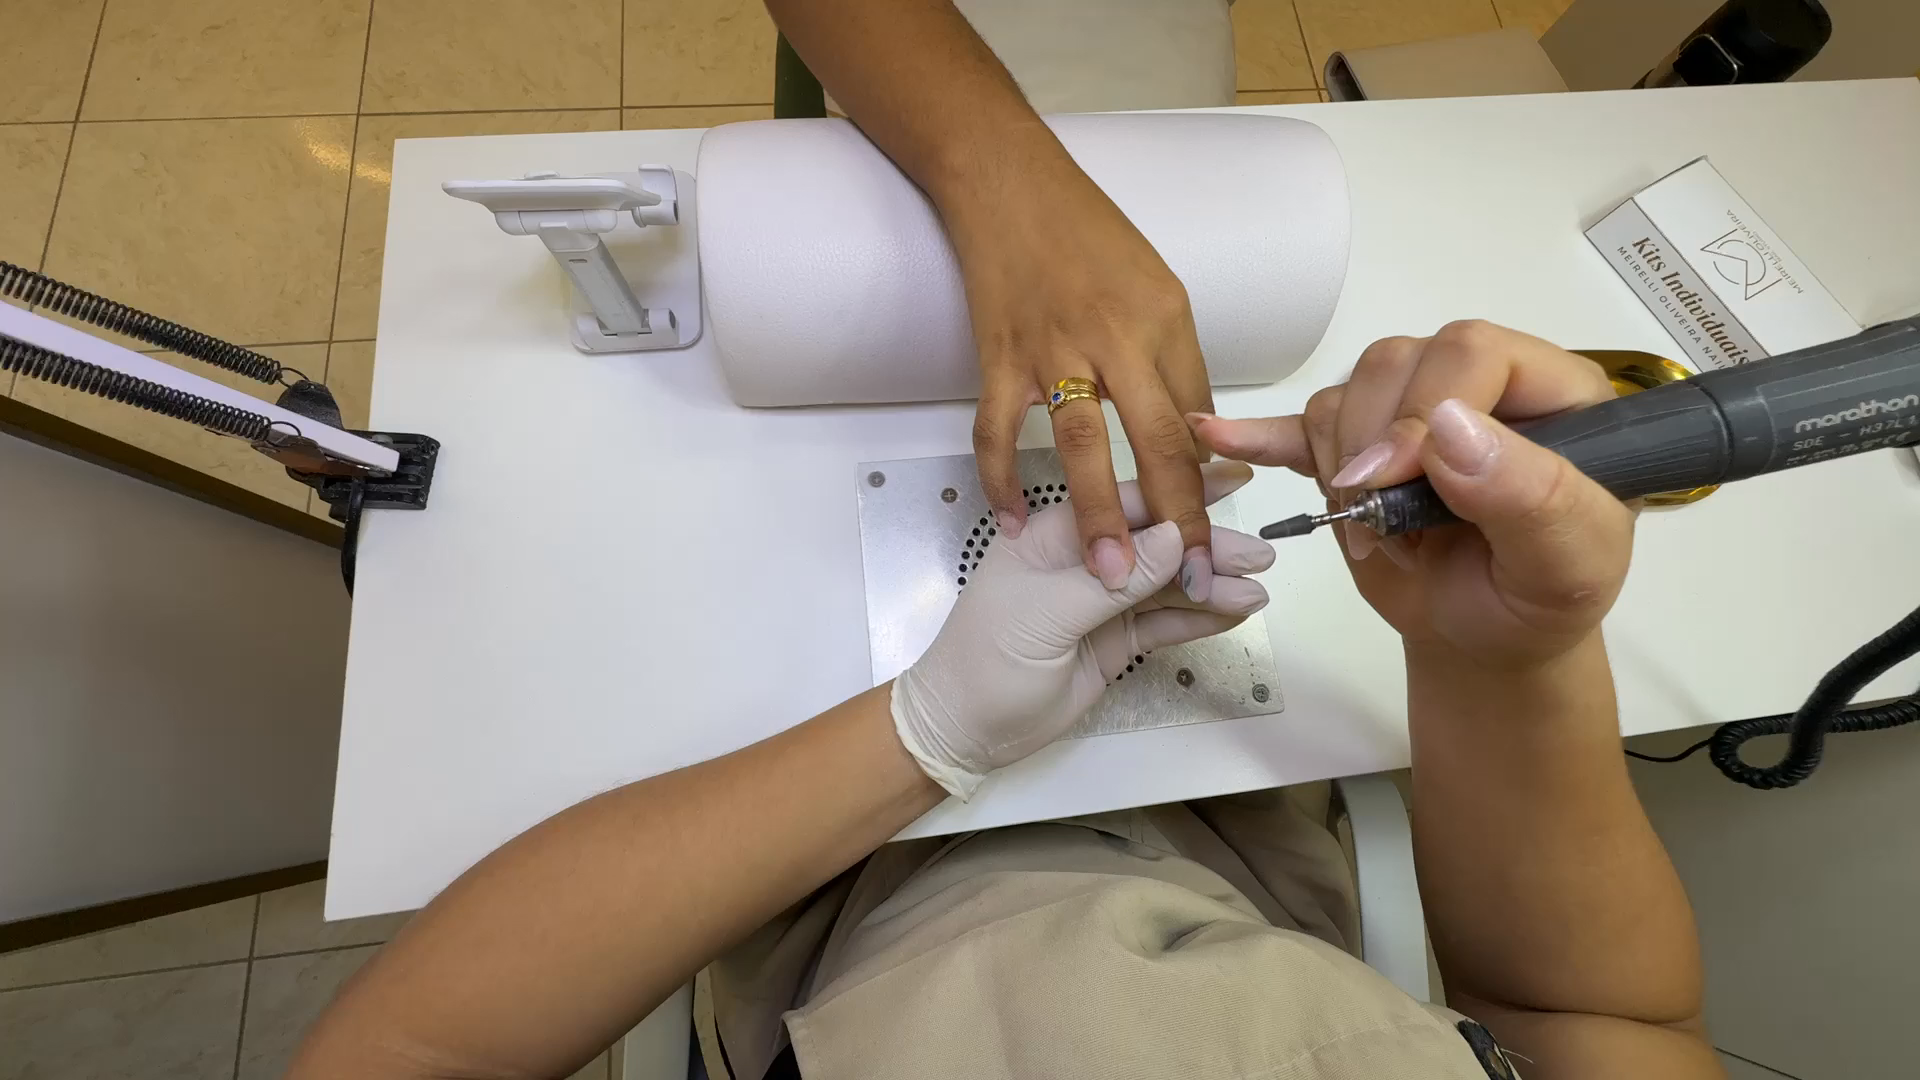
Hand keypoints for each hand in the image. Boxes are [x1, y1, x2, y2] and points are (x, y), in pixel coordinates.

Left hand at [893, 461, 1268, 797]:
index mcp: (1054, 536)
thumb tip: (1178, 535)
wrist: (965, 729)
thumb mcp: (1046, 614)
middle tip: (1261, 555)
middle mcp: (1083, 561)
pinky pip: (1161, 624)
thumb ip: (1114, 581)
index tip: (1233, 481)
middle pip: (1153, 545)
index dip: (1176, 493)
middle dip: (1204, 547)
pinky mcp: (1113, 641)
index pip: (1122, 504)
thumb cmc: (989, 659)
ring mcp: (1100, 602)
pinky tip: (1233, 613)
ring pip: (1163, 586)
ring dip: (1209, 586)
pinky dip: (1196, 619)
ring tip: (1259, 590)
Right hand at [937, 146, 1216, 603]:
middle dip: (1177, 519)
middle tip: (1189, 582)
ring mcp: (1051, 352)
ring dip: (1096, 514)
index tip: (1215, 540)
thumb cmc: (1090, 233)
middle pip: (1156, 441)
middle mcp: (1115, 340)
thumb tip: (1191, 433)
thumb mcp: (1158, 287)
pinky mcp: (998, 359)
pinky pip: (995, 431)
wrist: (1008, 184)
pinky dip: (999, 480)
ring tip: (1109, 575)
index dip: (1209, 486)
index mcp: (1164, 321)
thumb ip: (1176, 362)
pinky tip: (1010, 523)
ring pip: (1081, 445)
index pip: (1197, 418)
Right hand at [1193, 321, 1633, 667]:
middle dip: (1369, 443)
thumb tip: (1446, 427)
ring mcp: (1400, 419)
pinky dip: (1257, 435)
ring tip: (1365, 529)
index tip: (1393, 481)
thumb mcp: (1567, 565)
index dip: (1422, 408)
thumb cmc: (1530, 604)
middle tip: (1377, 516)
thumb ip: (1531, 495)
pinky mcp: (1345, 454)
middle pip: (1393, 363)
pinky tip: (1218, 435)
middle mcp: (1470, 391)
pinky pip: (1296, 429)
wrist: (1477, 633)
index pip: (1471, 353)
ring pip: (1341, 396)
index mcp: (1546, 396)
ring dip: (1334, 464)